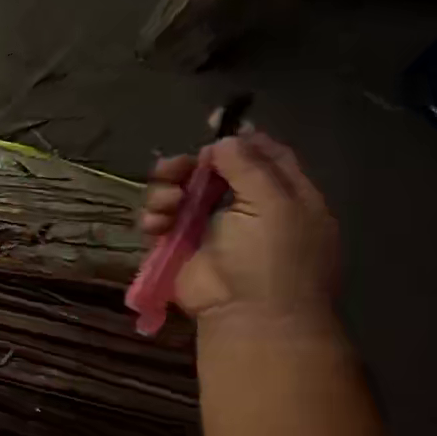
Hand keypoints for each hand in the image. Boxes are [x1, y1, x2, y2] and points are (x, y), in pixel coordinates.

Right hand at [140, 131, 339, 327]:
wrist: (248, 314)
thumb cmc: (273, 258)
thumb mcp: (274, 204)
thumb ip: (248, 166)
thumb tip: (224, 140)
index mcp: (283, 196)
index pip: (263, 155)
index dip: (239, 137)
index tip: (212, 121)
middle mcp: (245, 208)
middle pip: (210, 171)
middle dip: (188, 166)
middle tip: (175, 169)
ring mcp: (208, 228)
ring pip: (178, 192)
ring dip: (166, 192)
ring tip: (167, 205)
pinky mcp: (177, 246)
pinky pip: (158, 220)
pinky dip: (153, 218)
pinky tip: (156, 225)